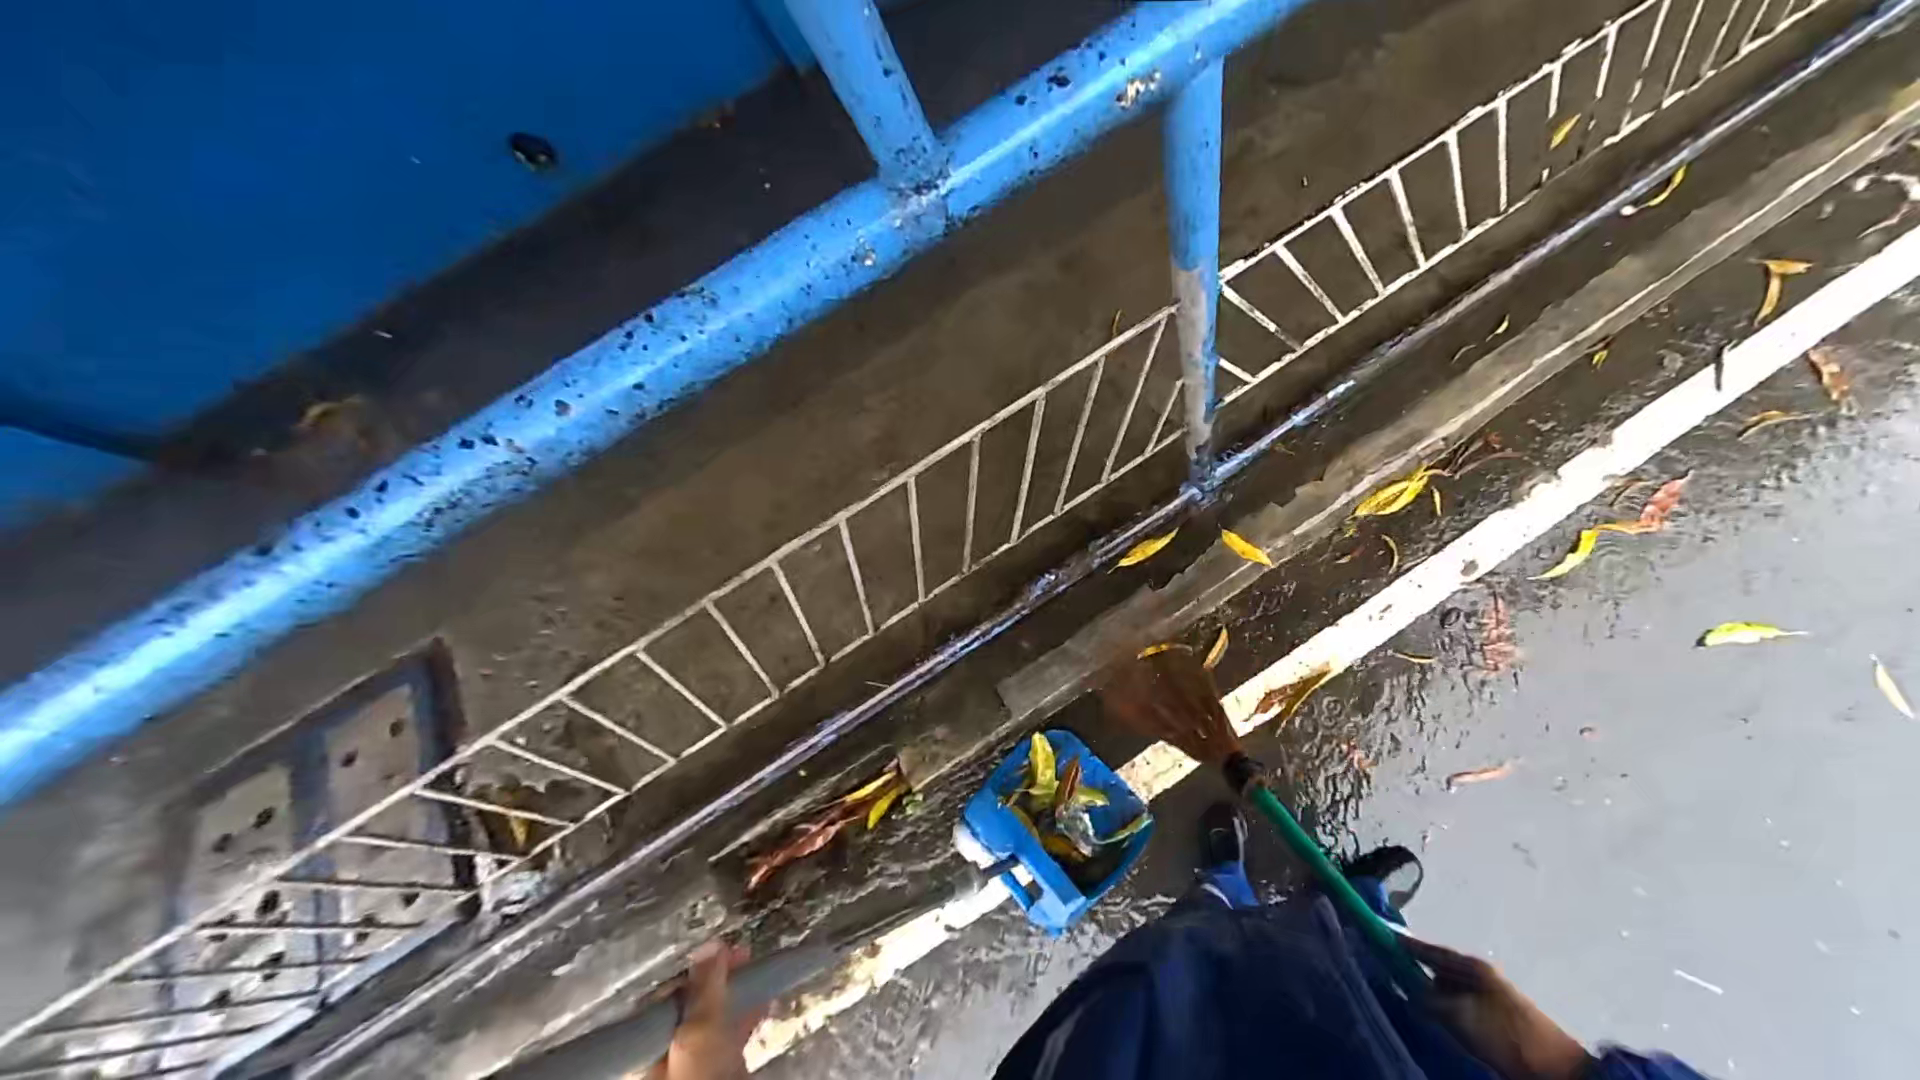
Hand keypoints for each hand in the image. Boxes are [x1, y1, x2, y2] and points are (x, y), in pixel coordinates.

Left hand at [649, 942, 753, 1079]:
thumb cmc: (701, 1078)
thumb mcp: (699, 1032)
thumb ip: (704, 989)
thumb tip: (710, 943)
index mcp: (651, 1045)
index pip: (670, 995)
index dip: (698, 970)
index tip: (724, 948)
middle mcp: (668, 1053)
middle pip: (693, 1005)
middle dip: (720, 977)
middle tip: (745, 953)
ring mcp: (694, 1065)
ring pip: (715, 1019)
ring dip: (737, 991)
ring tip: (758, 968)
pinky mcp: (720, 1072)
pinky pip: (731, 1036)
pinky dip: (747, 1014)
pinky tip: (765, 1000)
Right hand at [1402, 937, 1591, 1079]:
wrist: (1563, 1076)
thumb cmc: (1510, 1036)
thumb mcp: (1462, 1015)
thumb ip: (1428, 999)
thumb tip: (1406, 990)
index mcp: (1472, 966)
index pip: (1426, 948)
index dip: (1400, 943)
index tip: (1372, 937)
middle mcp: (1478, 978)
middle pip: (1433, 969)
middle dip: (1410, 974)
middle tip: (1384, 978)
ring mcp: (1487, 1001)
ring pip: (1443, 992)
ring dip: (1426, 998)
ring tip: (1405, 1004)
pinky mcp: (1491, 1024)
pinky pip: (1455, 1012)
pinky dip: (1440, 1015)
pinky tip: (1429, 1023)